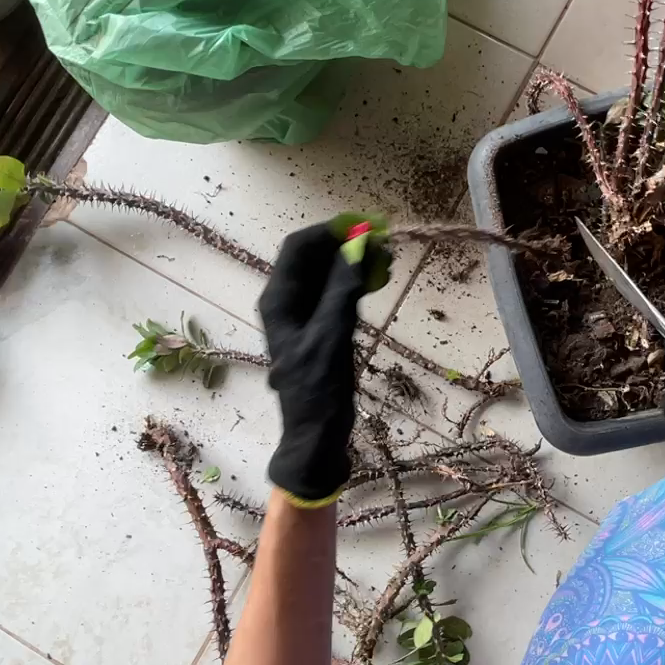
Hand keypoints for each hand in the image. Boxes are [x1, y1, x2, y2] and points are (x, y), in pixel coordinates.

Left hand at [258, 223, 373, 503]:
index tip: (365, 227)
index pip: (299, 247)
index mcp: (278, 300)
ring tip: (386, 260)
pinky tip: (377, 281)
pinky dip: (355, 282)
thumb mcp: (331, 338)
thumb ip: (342, 292)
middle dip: (346, 245)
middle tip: (383, 244)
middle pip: (314, 257)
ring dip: (354, 262)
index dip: (330, 231)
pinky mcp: (320, 328)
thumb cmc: (318, 390)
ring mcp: (303, 315)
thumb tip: (358, 247)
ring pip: (327, 274)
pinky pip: (336, 293)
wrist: (316, 436)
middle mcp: (287, 302)